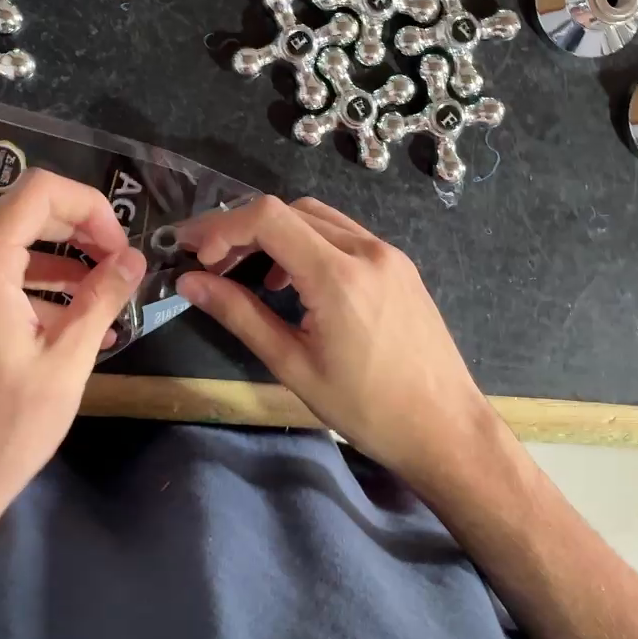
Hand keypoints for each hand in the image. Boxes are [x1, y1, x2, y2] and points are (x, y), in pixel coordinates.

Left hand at [0, 168, 146, 540]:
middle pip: (26, 209)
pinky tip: (79, 318)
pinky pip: (1, 271)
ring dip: (64, 256)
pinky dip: (42, 281)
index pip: (39, 192)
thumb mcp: (68, 359)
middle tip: (119, 264)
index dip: (89, 205)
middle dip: (80, 227)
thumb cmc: (9, 426)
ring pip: (16, 239)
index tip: (119, 247)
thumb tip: (135, 257)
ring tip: (107, 293)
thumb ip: (102, 297)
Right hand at [174, 196, 496, 486]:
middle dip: (244, 229)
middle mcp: (366, 249)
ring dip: (277, 233)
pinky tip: (296, 282)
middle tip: (212, 264)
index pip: (269, 218)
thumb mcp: (294, 366)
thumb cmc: (367, 409)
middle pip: (290, 210)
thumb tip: (190, 283)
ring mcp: (388, 254)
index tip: (195, 254)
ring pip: (318, 218)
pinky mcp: (399, 265)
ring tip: (249, 273)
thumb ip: (240, 315)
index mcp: (339, 275)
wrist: (447, 428)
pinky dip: (309, 243)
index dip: (223, 227)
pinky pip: (344, 235)